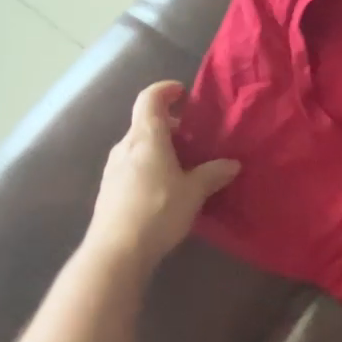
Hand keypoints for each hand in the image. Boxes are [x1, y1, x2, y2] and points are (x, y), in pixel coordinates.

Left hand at [79, 80, 238, 270]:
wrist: (116, 251)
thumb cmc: (157, 211)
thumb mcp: (194, 192)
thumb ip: (213, 174)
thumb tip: (232, 164)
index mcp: (146, 138)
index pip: (149, 99)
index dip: (165, 90)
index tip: (182, 92)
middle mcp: (125, 147)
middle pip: (145, 123)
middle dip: (171, 125)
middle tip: (195, 138)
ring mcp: (113, 169)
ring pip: (139, 146)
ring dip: (161, 148)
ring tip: (185, 165)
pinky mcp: (109, 190)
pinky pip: (133, 166)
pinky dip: (151, 166)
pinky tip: (167, 188)